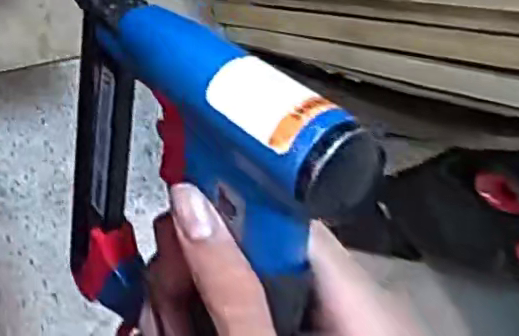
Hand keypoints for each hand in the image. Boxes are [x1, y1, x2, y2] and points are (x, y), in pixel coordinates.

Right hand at [142, 184, 412, 335]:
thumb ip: (231, 286)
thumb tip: (187, 197)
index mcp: (357, 304)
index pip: (278, 207)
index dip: (219, 195)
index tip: (171, 217)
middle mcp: (334, 307)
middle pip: (237, 242)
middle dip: (183, 267)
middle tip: (161, 310)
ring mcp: (305, 326)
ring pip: (222, 277)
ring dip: (178, 299)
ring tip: (162, 330)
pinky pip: (226, 308)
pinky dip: (191, 319)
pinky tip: (172, 333)